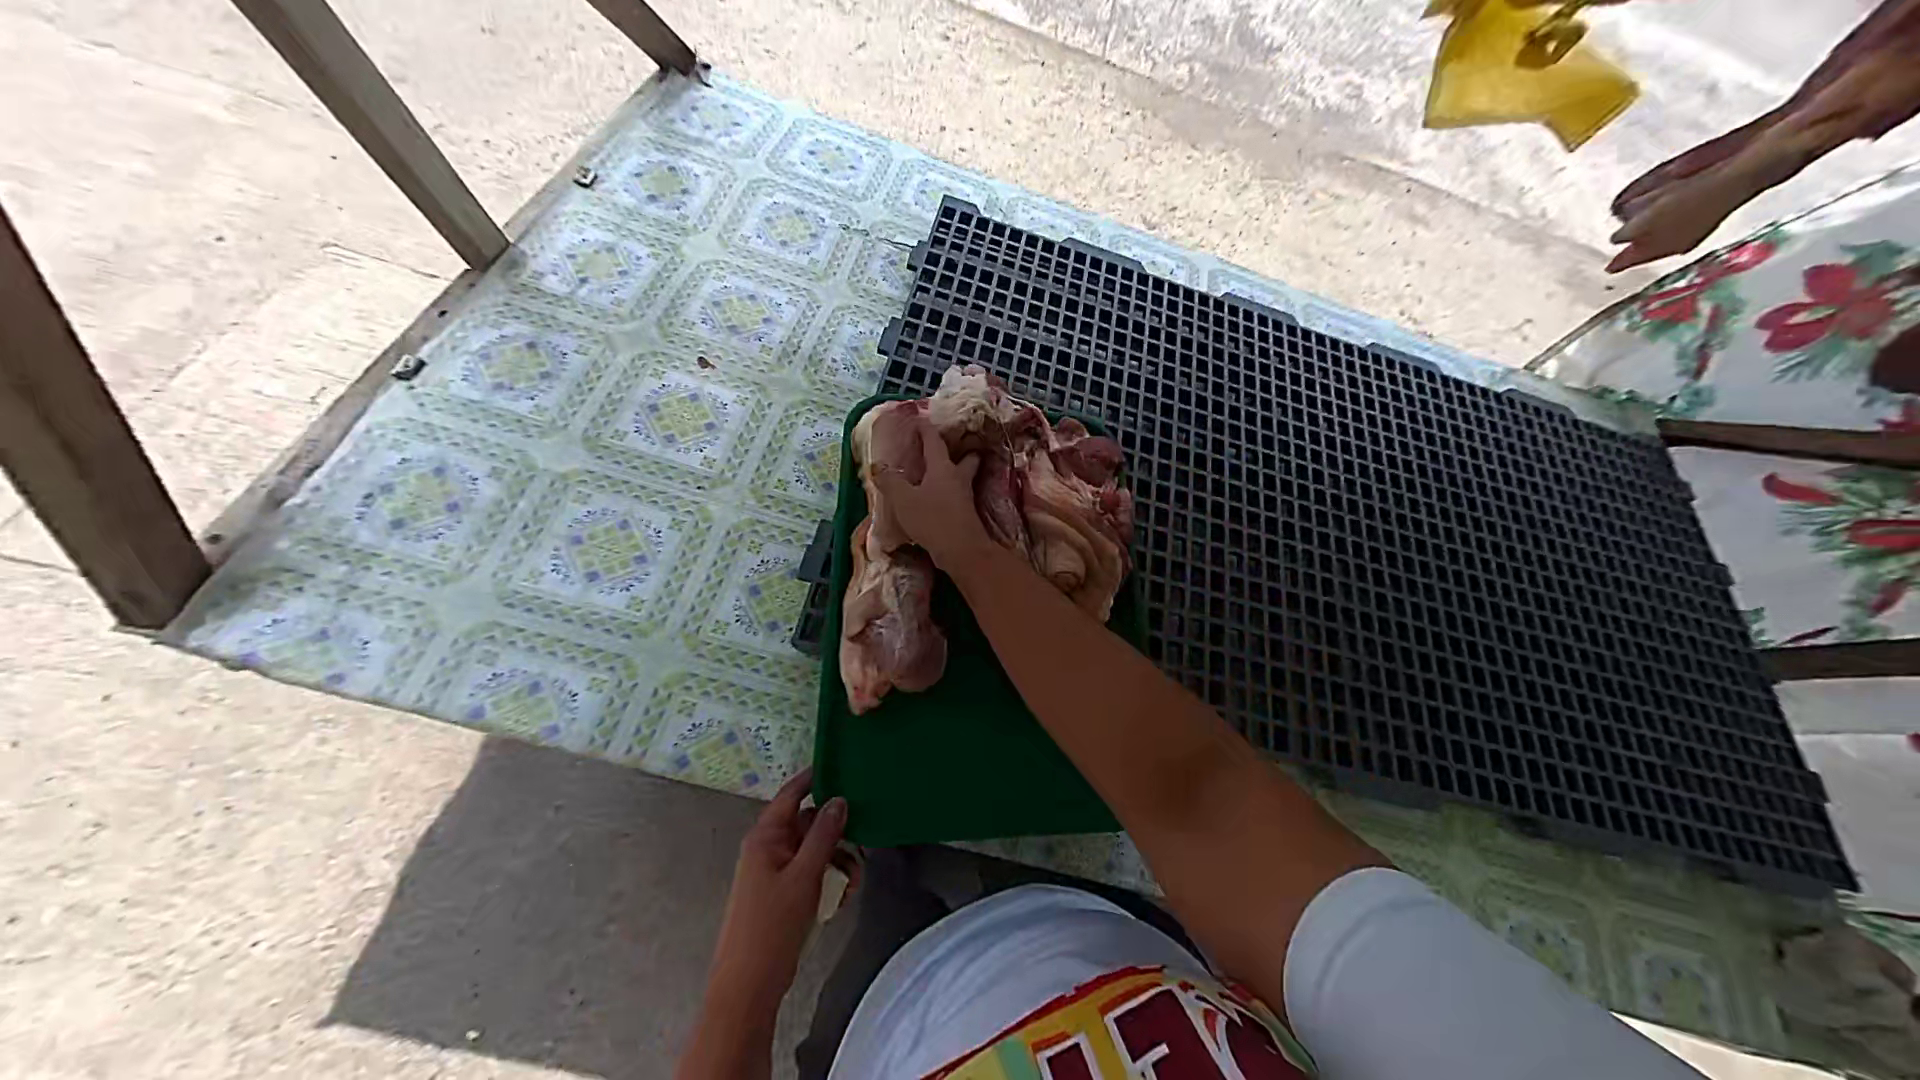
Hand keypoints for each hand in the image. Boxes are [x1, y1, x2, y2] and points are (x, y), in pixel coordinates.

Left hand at [701, 769, 846, 1017]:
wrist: (748, 986)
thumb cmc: (773, 925)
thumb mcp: (805, 875)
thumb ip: (824, 835)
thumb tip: (839, 798)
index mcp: (766, 836)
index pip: (792, 793)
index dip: (814, 777)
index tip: (842, 764)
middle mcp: (769, 847)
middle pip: (809, 823)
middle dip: (838, 831)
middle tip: (865, 840)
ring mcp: (776, 871)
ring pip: (814, 849)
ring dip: (838, 859)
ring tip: (856, 881)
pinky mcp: (783, 893)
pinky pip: (811, 872)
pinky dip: (829, 878)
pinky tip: (845, 895)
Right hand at [871, 416, 987, 570]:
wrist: (962, 550)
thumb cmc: (932, 519)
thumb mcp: (903, 499)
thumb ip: (890, 481)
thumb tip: (878, 466)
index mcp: (942, 467)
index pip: (934, 441)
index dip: (926, 429)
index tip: (920, 420)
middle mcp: (958, 478)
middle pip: (966, 458)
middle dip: (961, 450)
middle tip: (952, 447)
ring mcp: (965, 497)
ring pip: (964, 477)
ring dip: (957, 472)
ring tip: (942, 474)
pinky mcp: (966, 514)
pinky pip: (959, 495)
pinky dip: (951, 492)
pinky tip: (940, 500)